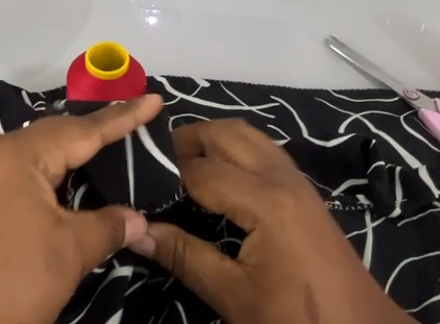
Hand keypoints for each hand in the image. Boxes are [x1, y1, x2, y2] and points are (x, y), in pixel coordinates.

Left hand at [0, 93, 162, 323]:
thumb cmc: (9, 281)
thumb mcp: (67, 254)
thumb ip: (107, 227)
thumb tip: (139, 219)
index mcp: (21, 153)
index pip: (83, 129)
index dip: (123, 117)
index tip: (155, 98)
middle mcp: (1, 153)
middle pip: (61, 133)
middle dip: (100, 130)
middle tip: (141, 122)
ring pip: (43, 152)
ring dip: (77, 151)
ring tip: (116, 144)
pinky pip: (29, 171)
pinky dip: (58, 172)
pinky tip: (77, 182)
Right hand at [129, 119, 411, 323]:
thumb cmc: (296, 320)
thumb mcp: (235, 298)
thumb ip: (185, 257)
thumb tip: (135, 230)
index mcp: (264, 200)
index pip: (201, 169)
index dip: (165, 174)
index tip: (134, 181)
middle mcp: (280, 177)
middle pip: (224, 134)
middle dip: (186, 141)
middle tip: (153, 166)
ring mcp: (297, 180)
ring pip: (247, 135)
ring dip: (212, 139)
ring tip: (180, 165)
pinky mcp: (305, 191)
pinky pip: (263, 150)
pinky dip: (234, 149)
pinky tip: (218, 175)